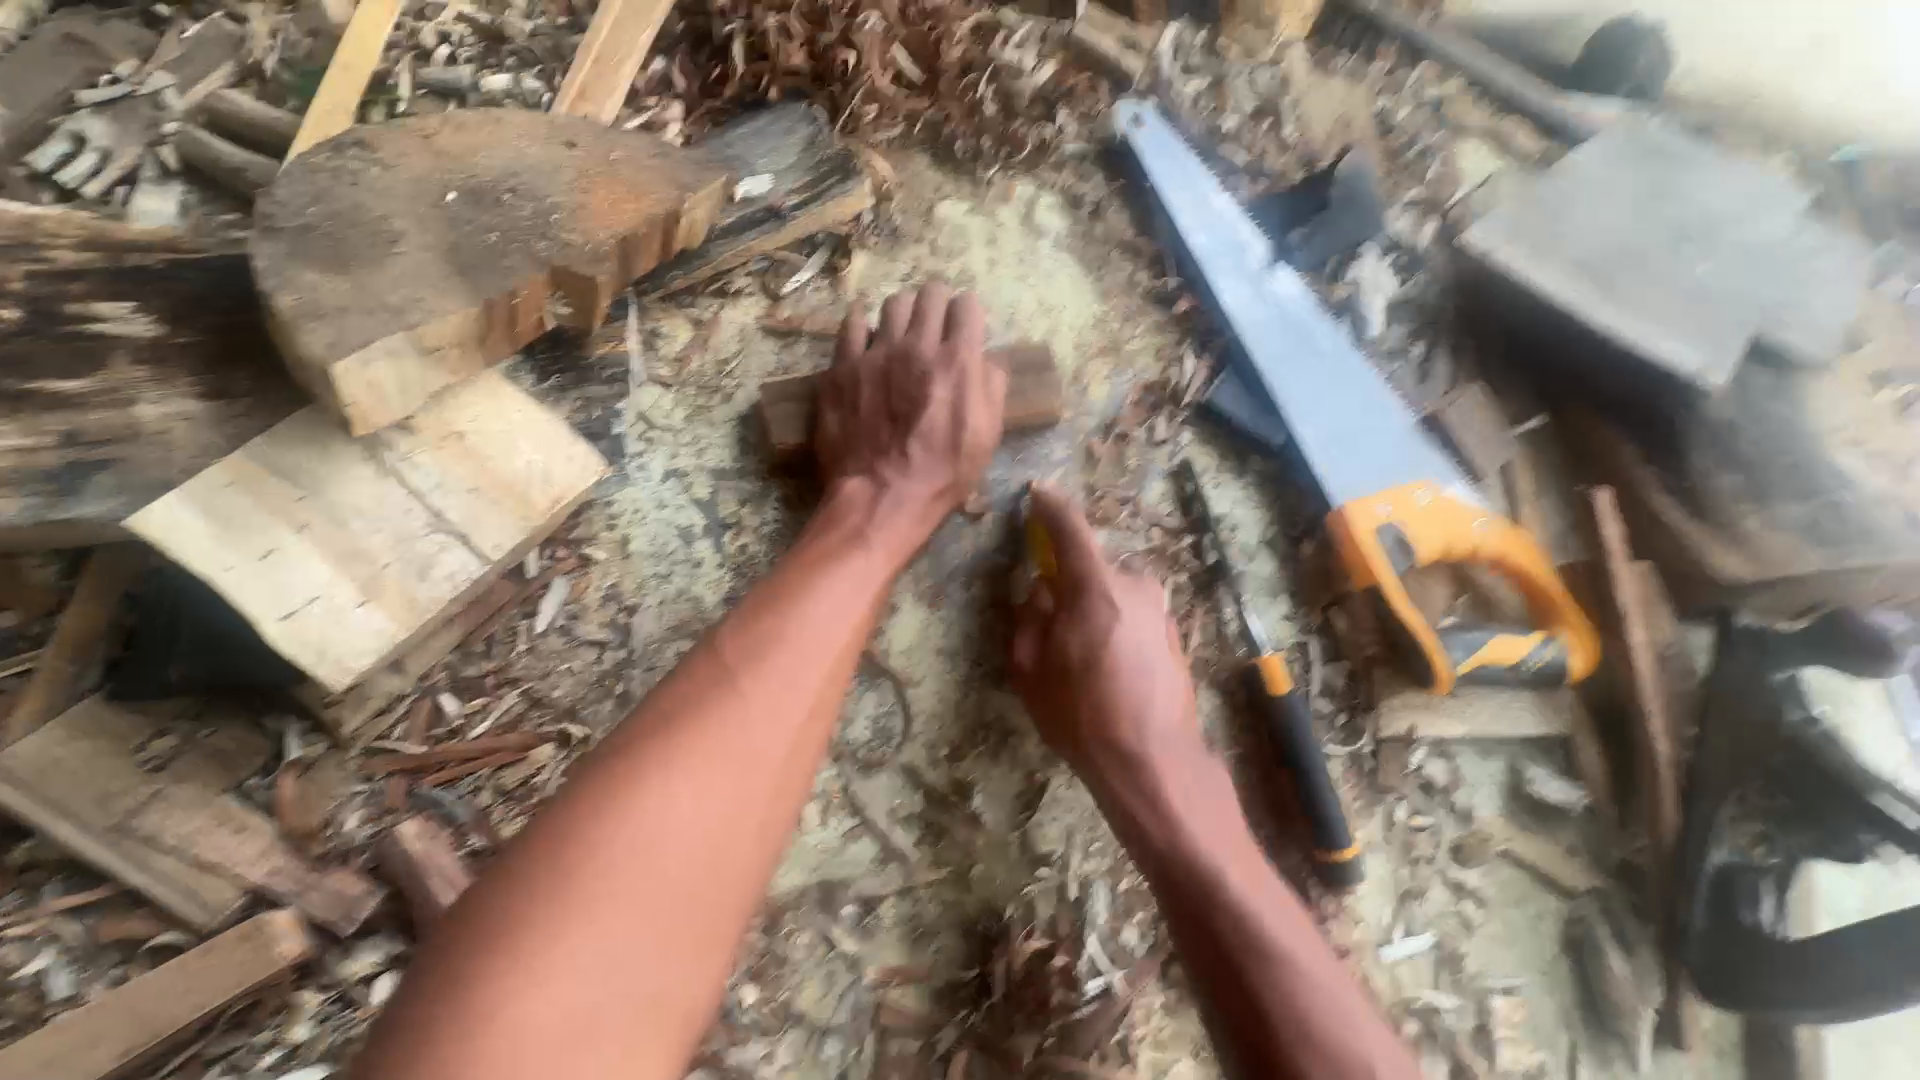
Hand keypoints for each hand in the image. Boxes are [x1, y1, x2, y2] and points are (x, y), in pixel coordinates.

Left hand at [815, 283, 1007, 533]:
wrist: (882, 497)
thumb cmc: (943, 473)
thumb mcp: (987, 437)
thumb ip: (992, 388)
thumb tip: (988, 359)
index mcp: (958, 361)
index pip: (967, 305)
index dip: (968, 314)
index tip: (964, 329)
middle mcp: (918, 346)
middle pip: (930, 294)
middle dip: (937, 305)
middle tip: (934, 326)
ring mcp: (876, 353)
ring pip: (893, 303)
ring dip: (903, 313)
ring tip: (901, 334)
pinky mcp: (843, 367)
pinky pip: (852, 324)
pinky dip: (862, 325)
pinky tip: (866, 338)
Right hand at [1009, 484, 1203, 793]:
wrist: (1154, 762)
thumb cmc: (1082, 718)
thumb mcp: (1032, 671)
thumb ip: (1031, 618)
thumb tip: (1042, 591)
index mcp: (1096, 589)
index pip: (1069, 527)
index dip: (1049, 506)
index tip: (1036, 493)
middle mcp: (1135, 586)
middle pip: (1090, 566)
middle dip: (1067, 583)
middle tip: (1050, 626)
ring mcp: (1160, 608)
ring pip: (1112, 590)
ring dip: (1093, 607)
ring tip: (1081, 658)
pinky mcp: (1173, 630)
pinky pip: (1131, 611)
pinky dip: (1115, 623)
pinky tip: (1110, 668)